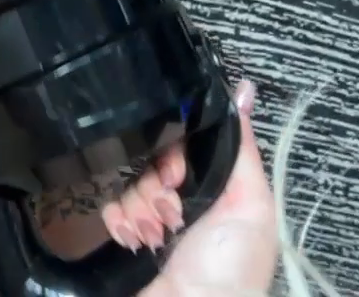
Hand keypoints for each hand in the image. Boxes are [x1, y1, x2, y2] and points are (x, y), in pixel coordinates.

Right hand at [102, 81, 277, 295]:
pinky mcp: (125, 235)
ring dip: (139, 206)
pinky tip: (133, 238)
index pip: (183, 147)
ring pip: (128, 183)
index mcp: (219, 194)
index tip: (175, 173)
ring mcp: (153, 221)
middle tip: (169, 207)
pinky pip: (108, 205)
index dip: (174, 152)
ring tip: (153, 234)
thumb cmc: (228, 270)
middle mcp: (186, 204)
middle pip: (152, 162)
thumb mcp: (250, 207)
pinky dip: (119, 219)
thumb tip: (244, 87)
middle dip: (155, 183)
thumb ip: (242, 149)